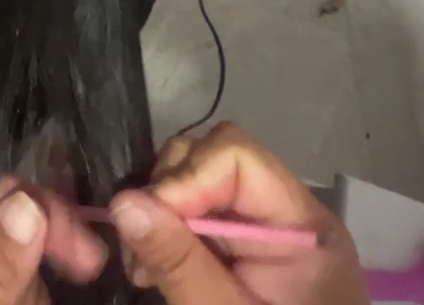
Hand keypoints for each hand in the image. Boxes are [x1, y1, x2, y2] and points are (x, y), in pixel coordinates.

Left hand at [0, 174, 106, 304]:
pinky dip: (20, 303)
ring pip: (17, 287)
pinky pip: (8, 301)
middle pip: (9, 244)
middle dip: (31, 284)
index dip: (37, 211)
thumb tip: (31, 204)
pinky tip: (21, 303)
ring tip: (30, 302)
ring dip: (26, 299)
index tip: (88, 256)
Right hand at [109, 123, 368, 304]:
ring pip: (188, 177)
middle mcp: (282, 212)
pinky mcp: (234, 246)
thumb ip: (181, 265)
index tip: (149, 220)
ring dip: (155, 210)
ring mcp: (257, 227)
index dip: (186, 178)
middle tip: (138, 249)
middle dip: (163, 193)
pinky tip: (150, 266)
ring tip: (142, 265)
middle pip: (208, 157)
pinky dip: (159, 228)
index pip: (236, 156)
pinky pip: (186, 209)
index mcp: (302, 227)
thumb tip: (121, 202)